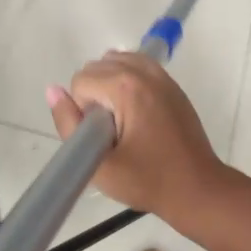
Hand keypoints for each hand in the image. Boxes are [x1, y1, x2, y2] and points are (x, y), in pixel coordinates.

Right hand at [46, 51, 227, 218]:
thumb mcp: (100, 164)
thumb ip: (69, 125)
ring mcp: (161, 74)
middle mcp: (143, 71)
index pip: (81, 81)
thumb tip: (53, 90)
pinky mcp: (171, 83)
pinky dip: (127, 80)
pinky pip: (136, 65)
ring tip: (121, 121)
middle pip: (97, 67)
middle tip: (111, 132)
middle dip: (94, 96)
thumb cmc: (147, 181)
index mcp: (126, 87)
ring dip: (109, 85)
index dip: (83, 112)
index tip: (102, 138)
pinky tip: (134, 112)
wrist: (197, 188)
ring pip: (115, 61)